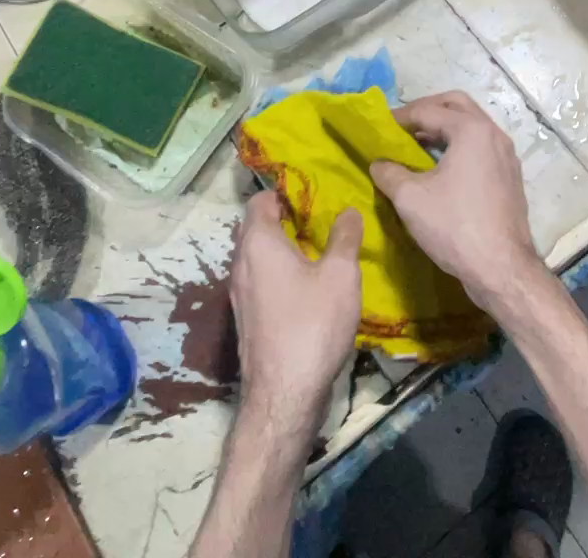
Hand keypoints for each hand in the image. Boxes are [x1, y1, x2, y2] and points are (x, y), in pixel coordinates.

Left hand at [229, 190, 362, 430]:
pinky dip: (282, 276)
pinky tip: (310, 287)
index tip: (314, 195)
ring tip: (322, 251)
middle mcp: (240, 264)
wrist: (285, 394)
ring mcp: (240, 296)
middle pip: (258, 228)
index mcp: (258, 243)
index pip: (260, 200)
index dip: (285, 193)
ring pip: (260, 258)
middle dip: (288, 221)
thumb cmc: (313, 324)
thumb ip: (345, 237)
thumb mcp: (340, 274)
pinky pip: (262, 283)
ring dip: (286, 250)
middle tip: (323, 221)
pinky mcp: (247, 321)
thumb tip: (348, 211)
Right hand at [369, 92, 547, 310]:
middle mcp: (494, 134)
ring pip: (472, 126)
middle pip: (456, 105)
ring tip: (416, 145)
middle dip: (427, 111)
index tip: (378, 126)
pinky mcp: (509, 176)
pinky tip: (439, 168)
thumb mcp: (410, 198)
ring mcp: (506, 155)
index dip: (400, 117)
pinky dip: (458, 146)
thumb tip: (379, 163)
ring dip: (444, 128)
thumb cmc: (454, 226)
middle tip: (402, 126)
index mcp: (472, 130)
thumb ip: (389, 172)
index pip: (429, 110)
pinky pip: (480, 147)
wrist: (501, 268)